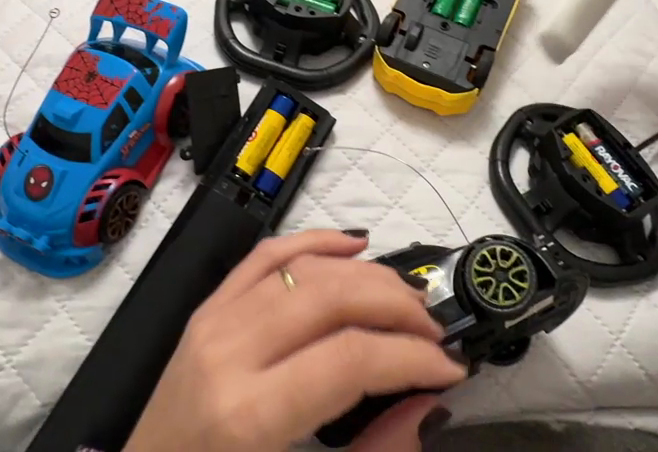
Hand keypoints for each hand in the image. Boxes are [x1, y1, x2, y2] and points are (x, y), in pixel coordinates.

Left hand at [123, 230, 466, 451]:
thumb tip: (428, 403)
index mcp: (248, 415)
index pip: (349, 360)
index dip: (411, 357)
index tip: (450, 369)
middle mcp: (228, 352)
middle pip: (330, 298)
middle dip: (396, 308)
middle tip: (435, 332)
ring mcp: (212, 320)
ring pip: (304, 268)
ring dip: (367, 275)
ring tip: (408, 299)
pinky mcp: (207, 308)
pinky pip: (265, 257)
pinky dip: (313, 241)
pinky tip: (354, 244)